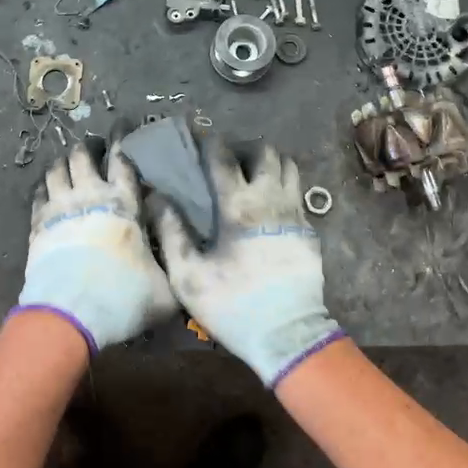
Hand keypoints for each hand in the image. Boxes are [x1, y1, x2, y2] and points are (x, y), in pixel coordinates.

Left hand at [13, 133, 176, 351]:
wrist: (69, 313)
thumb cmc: (122, 296)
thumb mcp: (165, 288)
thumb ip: (173, 266)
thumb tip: (186, 258)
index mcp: (123, 202)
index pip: (122, 159)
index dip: (121, 138)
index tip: (121, 125)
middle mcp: (89, 195)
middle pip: (83, 156)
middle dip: (88, 146)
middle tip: (93, 145)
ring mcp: (58, 208)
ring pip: (56, 169)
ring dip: (63, 163)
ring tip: (68, 163)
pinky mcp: (37, 225)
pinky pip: (38, 194)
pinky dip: (44, 187)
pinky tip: (46, 189)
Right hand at [152, 140, 343, 386]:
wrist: (288, 335)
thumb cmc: (233, 305)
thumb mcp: (189, 276)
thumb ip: (172, 233)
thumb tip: (157, 199)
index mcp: (238, 207)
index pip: (223, 158)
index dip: (209, 141)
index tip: (199, 132)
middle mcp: (271, 200)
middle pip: (265, 152)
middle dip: (246, 147)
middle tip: (229, 158)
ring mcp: (295, 214)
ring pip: (289, 168)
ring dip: (270, 164)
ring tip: (252, 176)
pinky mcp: (309, 231)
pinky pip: (298, 194)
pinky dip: (283, 188)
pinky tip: (268, 206)